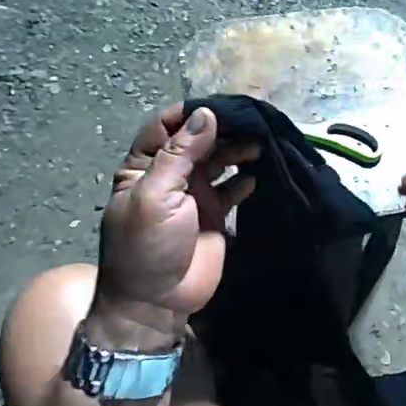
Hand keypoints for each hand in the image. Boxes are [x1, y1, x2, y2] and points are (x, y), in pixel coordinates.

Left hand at [93, 104, 257, 350]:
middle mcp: (170, 174)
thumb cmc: (146, 245)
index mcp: (144, 165)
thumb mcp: (155, 195)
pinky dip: (246, 177)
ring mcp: (194, 194)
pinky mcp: (215, 213)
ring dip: (237, 149)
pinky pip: (233, 187)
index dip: (190, 113)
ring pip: (217, 160)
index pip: (166, 126)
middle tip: (252, 117)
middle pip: (197, 140)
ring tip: (262, 140)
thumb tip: (205, 114)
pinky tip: (261, 169)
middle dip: (221, 128)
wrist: (157, 302)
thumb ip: (179, 153)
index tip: (221, 104)